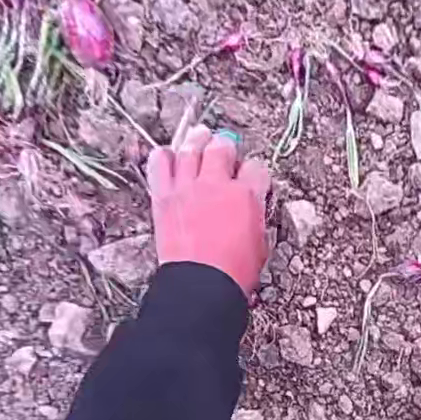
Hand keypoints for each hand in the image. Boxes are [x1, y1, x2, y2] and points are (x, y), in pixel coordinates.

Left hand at [147, 126, 271, 294]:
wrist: (202, 284)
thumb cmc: (235, 271)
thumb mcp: (260, 244)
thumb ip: (256, 217)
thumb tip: (253, 209)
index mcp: (247, 196)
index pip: (256, 168)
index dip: (256, 172)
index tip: (254, 177)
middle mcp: (217, 184)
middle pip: (222, 148)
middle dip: (227, 146)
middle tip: (226, 146)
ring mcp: (188, 187)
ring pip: (191, 149)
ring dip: (197, 140)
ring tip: (200, 135)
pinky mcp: (164, 196)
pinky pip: (160, 164)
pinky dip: (163, 156)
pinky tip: (168, 154)